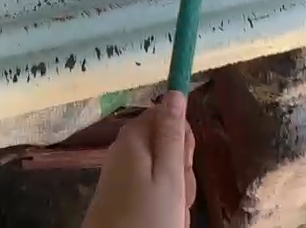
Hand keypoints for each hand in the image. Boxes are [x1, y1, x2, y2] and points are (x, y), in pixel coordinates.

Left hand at [81, 92, 195, 227]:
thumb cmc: (146, 220)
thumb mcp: (169, 176)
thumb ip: (173, 134)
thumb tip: (175, 91)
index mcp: (135, 138)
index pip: (167, 114)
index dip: (182, 139)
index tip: (184, 163)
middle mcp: (125, 151)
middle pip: (166, 146)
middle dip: (180, 172)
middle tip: (177, 196)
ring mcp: (122, 177)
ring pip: (163, 175)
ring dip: (174, 195)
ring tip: (170, 217)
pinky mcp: (121, 199)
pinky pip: (152, 194)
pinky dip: (162, 209)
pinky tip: (163, 224)